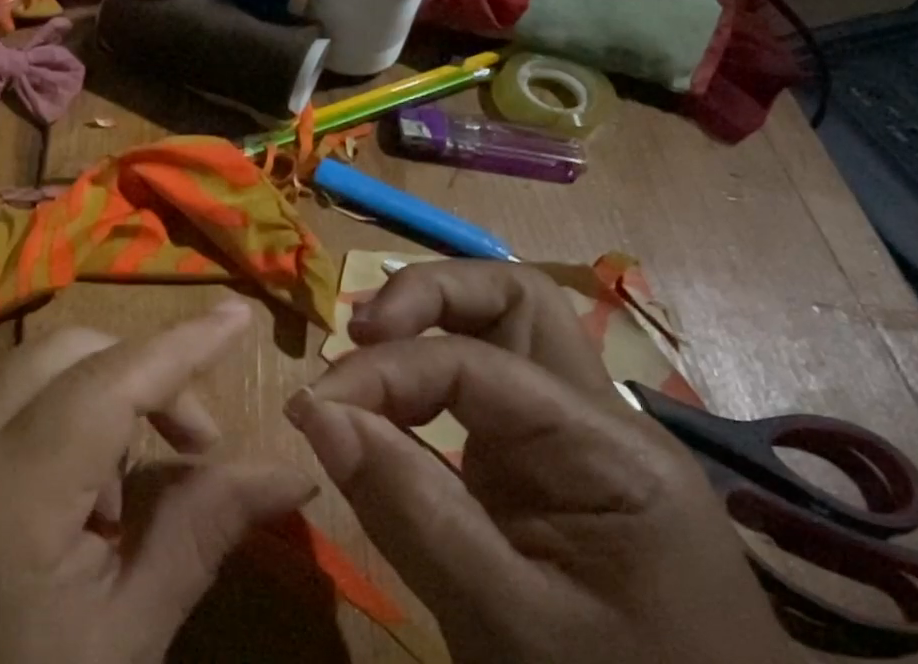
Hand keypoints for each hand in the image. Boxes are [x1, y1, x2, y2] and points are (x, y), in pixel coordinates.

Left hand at [0, 299, 315, 663]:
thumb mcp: (131, 629)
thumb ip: (202, 528)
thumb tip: (289, 470)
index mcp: (10, 501)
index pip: (106, 386)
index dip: (178, 346)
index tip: (237, 316)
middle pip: (64, 352)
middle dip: (141, 373)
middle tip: (195, 443)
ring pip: (32, 366)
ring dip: (99, 392)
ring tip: (123, 494)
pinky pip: (3, 396)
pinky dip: (57, 411)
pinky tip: (77, 488)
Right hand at [285, 261, 795, 663]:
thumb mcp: (509, 620)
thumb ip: (412, 512)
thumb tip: (316, 414)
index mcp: (608, 450)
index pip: (474, 361)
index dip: (381, 372)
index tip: (309, 413)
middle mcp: (596, 421)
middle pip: (513, 299)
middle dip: (424, 297)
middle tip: (355, 333)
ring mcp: (571, 440)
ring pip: (500, 330)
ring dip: (423, 326)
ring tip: (358, 363)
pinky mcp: (542, 468)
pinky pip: (480, 391)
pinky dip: (422, 381)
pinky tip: (383, 412)